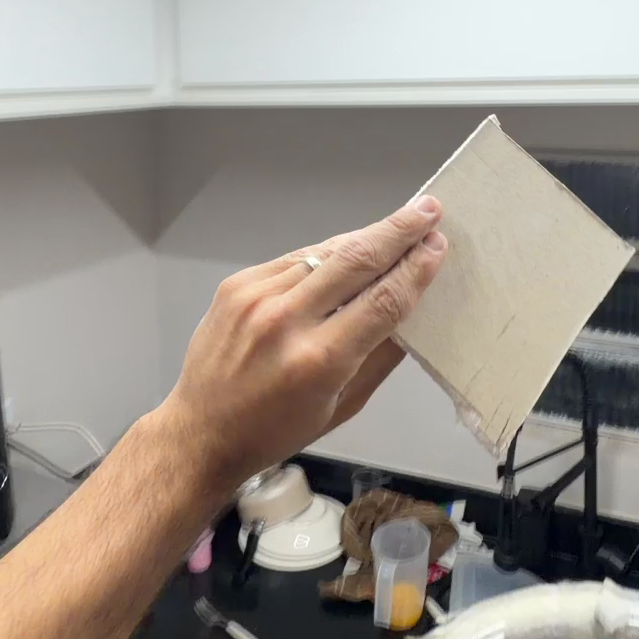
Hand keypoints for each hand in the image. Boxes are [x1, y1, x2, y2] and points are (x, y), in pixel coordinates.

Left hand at [157, 196, 448, 489]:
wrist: (201, 429)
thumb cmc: (275, 428)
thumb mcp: (342, 405)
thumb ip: (380, 354)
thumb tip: (412, 307)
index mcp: (319, 361)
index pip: (382, 300)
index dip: (415, 269)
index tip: (437, 246)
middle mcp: (286, 321)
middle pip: (357, 260)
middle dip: (398, 231)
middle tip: (428, 209)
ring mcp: (256, 297)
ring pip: (325, 253)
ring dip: (365, 238)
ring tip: (396, 226)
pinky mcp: (238, 284)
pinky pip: (295, 259)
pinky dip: (325, 255)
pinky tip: (346, 252)